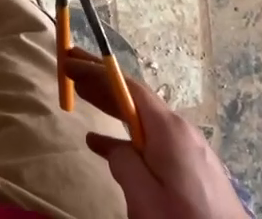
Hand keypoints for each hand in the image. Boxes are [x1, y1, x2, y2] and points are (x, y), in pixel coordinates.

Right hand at [64, 51, 251, 218]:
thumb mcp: (145, 198)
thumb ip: (123, 164)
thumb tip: (113, 146)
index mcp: (168, 130)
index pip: (128, 88)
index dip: (98, 72)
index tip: (71, 62)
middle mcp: (180, 130)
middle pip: (134, 98)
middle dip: (101, 81)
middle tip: (70, 68)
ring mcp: (188, 148)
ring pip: (141, 119)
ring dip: (110, 106)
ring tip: (82, 94)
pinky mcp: (191, 168)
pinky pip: (151, 139)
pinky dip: (125, 134)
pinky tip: (102, 141)